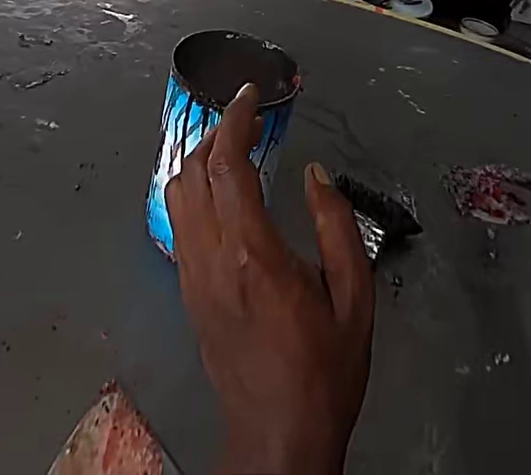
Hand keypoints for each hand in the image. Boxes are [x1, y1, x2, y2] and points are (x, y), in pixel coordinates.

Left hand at [164, 84, 373, 474]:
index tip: (248, 96)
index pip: (227, 164)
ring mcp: (192, 272)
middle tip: (245, 117)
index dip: (235, 119)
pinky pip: (178, 220)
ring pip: (176, 192)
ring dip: (198, 157)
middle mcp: (212, 256)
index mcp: (252, 252)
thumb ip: (335, 224)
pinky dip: (192, 187)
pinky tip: (217, 188)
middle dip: (215, 130)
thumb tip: (316, 175)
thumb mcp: (353, 296)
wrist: (278, 435)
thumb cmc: (321, 370)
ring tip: (231, 144)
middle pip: (192, 169)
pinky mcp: (188, 288)